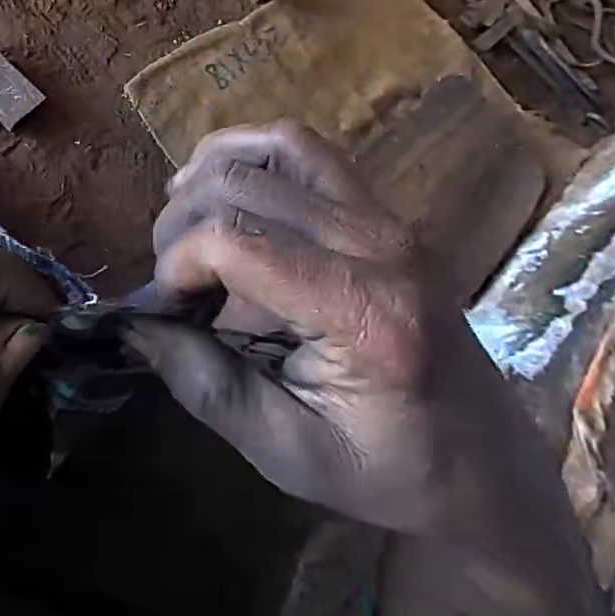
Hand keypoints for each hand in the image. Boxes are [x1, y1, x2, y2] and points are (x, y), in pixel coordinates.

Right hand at [125, 122, 608, 615]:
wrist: (486, 466)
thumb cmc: (386, 470)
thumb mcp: (281, 449)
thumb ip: (198, 379)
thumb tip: (128, 318)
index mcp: (364, 314)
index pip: (231, 241)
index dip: (174, 266)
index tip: (164, 310)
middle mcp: (380, 246)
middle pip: (237, 186)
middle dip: (179, 226)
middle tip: (176, 282)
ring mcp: (385, 217)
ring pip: (268, 148)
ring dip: (206, 178)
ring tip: (187, 227)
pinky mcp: (378, 208)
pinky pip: (299, 145)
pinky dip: (245, 153)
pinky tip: (222, 192)